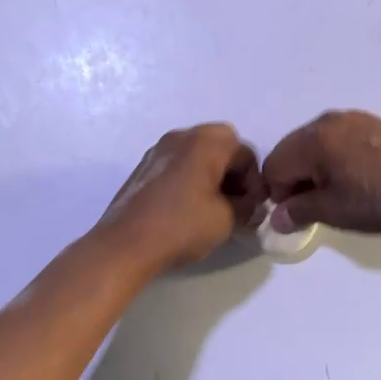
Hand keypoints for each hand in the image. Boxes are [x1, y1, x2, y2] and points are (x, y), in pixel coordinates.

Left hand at [95, 124, 264, 273]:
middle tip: (237, 205)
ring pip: (198, 155)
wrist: (125, 244)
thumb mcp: (228, 219)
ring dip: (212, 176)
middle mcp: (182, 135)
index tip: (253, 207)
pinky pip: (178, 164)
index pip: (246, 154)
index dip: (255, 182)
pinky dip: (191, 179)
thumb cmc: (182, 226)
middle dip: (233, 175)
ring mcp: (159, 149)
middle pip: (221, 147)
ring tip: (214, 208)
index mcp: (207, 141)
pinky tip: (189, 208)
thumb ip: (247, 206)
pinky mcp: (144, 166)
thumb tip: (250, 204)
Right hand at [262, 111, 380, 234]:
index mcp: (313, 140)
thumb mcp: (334, 212)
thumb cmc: (379, 201)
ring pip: (312, 142)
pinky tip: (353, 176)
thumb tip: (275, 219)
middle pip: (290, 150)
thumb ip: (298, 212)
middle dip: (293, 178)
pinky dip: (332, 156)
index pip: (274, 166)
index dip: (278, 193)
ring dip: (312, 166)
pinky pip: (334, 137)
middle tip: (315, 204)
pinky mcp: (368, 121)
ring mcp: (349, 117)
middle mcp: (326, 121)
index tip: (297, 213)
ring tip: (336, 191)